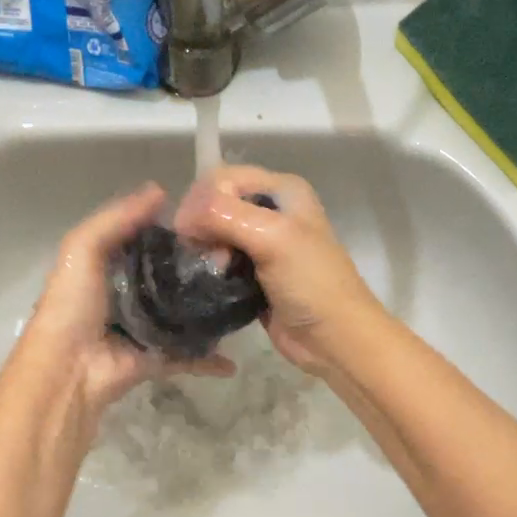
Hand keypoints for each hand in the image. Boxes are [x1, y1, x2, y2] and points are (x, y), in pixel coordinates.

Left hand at [17, 183, 233, 416]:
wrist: (69, 367)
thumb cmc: (72, 304)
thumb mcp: (83, 248)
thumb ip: (117, 218)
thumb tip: (160, 190)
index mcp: (110, 268)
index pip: (148, 244)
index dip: (174, 232)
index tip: (210, 221)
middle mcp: (131, 297)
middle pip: (172, 280)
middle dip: (201, 271)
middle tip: (238, 259)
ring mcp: (147, 330)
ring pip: (185, 317)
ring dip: (210, 312)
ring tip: (245, 298)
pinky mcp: (158, 360)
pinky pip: (189, 357)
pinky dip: (210, 361)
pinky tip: (234, 359)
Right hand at [173, 166, 385, 373]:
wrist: (334, 339)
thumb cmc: (311, 284)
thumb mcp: (273, 238)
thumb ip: (226, 216)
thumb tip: (181, 218)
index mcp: (282, 190)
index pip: (224, 178)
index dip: (202, 199)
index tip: (187, 231)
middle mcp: (272, 212)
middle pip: (217, 205)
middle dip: (202, 226)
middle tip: (204, 254)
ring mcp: (263, 246)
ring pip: (216, 235)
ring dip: (205, 251)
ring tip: (210, 271)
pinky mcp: (254, 276)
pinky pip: (221, 264)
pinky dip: (211, 271)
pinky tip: (212, 282)